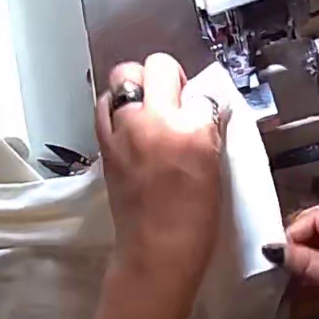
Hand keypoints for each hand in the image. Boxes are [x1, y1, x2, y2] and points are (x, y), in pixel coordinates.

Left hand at [96, 53, 225, 300]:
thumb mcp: (215, 171)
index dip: (205, 104)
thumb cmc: (196, 222)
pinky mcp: (105, 145)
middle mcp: (155, 120)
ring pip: (124, 75)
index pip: (205, 93)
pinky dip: (114, 105)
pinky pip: (104, 105)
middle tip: (174, 99)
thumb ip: (208, 134)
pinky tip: (126, 122)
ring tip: (146, 107)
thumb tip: (203, 113)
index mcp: (193, 130)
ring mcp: (125, 130)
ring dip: (137, 85)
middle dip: (169, 77)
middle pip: (159, 66)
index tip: (204, 116)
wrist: (155, 252)